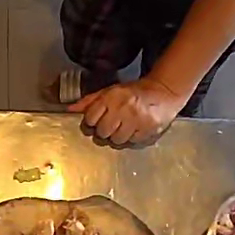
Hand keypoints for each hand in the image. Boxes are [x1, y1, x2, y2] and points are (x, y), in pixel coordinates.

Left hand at [70, 77, 188, 146]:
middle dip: (104, 130)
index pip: (90, 118)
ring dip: (118, 136)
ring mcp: (137, 120)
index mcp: (112, 96)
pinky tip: (135, 129)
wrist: (164, 92)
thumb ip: (90, 101)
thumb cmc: (134, 92)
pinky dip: (131, 138)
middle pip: (102, 132)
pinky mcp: (148, 130)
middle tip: (112, 124)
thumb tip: (70, 109)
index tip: (96, 120)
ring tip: (124, 126)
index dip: (91, 121)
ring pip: (116, 140)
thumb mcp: (110, 91)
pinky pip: (131, 143)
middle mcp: (123, 108)